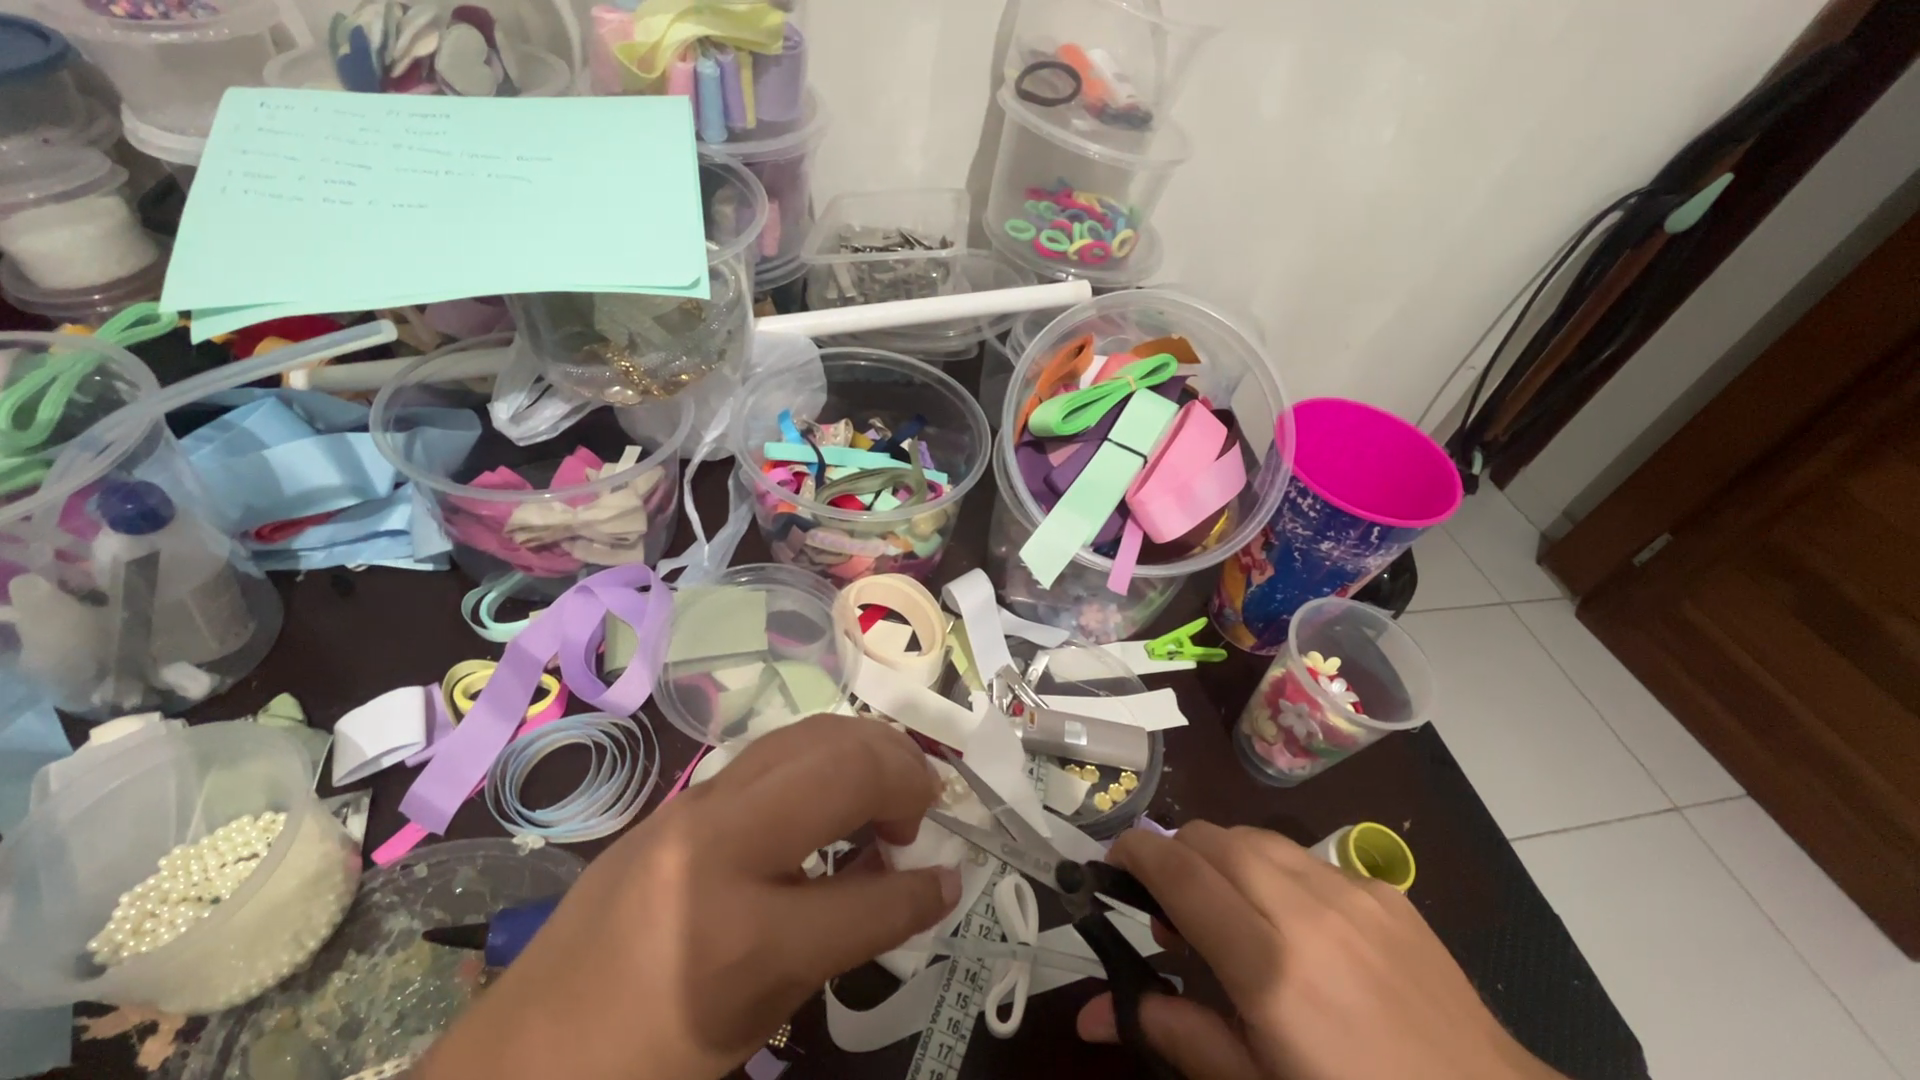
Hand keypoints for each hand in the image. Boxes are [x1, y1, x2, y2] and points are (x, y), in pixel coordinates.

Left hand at [417, 714, 961, 1079]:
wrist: (527, 1053)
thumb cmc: (649, 1059)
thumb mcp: (761, 1015)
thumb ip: (846, 937)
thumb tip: (920, 882)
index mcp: (740, 936)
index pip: (870, 897)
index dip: (924, 890)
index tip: (948, 878)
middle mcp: (716, 848)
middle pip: (843, 766)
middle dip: (903, 777)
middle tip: (919, 815)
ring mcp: (691, 810)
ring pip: (808, 736)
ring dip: (864, 753)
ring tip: (883, 797)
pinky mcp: (676, 801)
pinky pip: (772, 754)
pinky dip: (821, 760)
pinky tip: (827, 800)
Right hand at [1077, 822, 1563, 1079]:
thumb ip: (1179, 1033)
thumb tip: (1095, 1012)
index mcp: (1269, 967)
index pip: (1179, 874)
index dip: (1134, 855)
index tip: (1110, 864)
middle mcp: (1306, 910)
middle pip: (1211, 838)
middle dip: (1174, 856)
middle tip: (1169, 914)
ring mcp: (1352, 892)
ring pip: (1256, 838)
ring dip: (1221, 858)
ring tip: (1226, 912)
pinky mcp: (1386, 891)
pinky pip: (1307, 858)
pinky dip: (1275, 873)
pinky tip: (1293, 925)